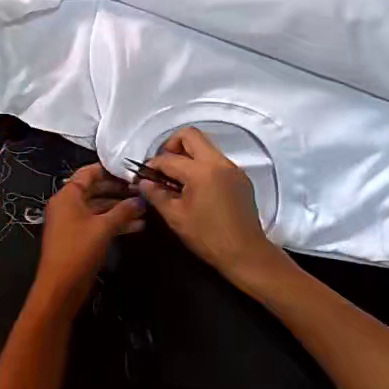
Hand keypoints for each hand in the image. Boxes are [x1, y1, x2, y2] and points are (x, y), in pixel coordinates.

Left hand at [32, 164, 146, 309]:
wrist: (61, 285)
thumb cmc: (79, 250)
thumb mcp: (104, 227)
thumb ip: (123, 210)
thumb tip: (140, 200)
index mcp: (67, 195)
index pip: (89, 173)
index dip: (110, 170)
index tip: (131, 170)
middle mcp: (67, 205)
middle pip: (95, 190)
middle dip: (119, 191)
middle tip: (142, 190)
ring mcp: (72, 222)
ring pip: (99, 208)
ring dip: (120, 209)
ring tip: (145, 209)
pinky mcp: (78, 237)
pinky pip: (98, 223)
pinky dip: (115, 223)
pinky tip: (137, 226)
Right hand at [137, 127, 284, 281]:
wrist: (244, 252)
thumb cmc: (207, 236)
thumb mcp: (175, 216)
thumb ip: (156, 195)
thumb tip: (144, 182)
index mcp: (201, 171)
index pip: (169, 158)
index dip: (152, 166)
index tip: (143, 176)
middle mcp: (219, 162)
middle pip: (190, 136)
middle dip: (171, 146)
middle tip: (162, 168)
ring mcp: (232, 168)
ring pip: (205, 147)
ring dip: (187, 156)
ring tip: (176, 180)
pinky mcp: (240, 178)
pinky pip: (216, 161)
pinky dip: (201, 167)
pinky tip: (195, 189)